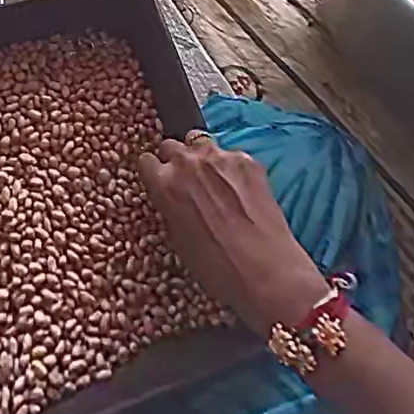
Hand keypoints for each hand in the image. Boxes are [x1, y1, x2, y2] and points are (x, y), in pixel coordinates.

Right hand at [137, 134, 327, 333]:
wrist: (266, 271)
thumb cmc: (216, 266)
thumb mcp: (177, 239)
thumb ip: (170, 207)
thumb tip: (173, 197)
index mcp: (164, 184)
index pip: (146, 161)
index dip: (154, 173)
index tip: (160, 181)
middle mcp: (188, 163)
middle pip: (172, 146)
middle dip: (176, 161)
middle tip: (187, 182)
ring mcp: (220, 158)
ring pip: (200, 142)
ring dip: (201, 157)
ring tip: (213, 180)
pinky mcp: (248, 161)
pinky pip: (231, 155)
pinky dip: (231, 167)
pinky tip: (240, 190)